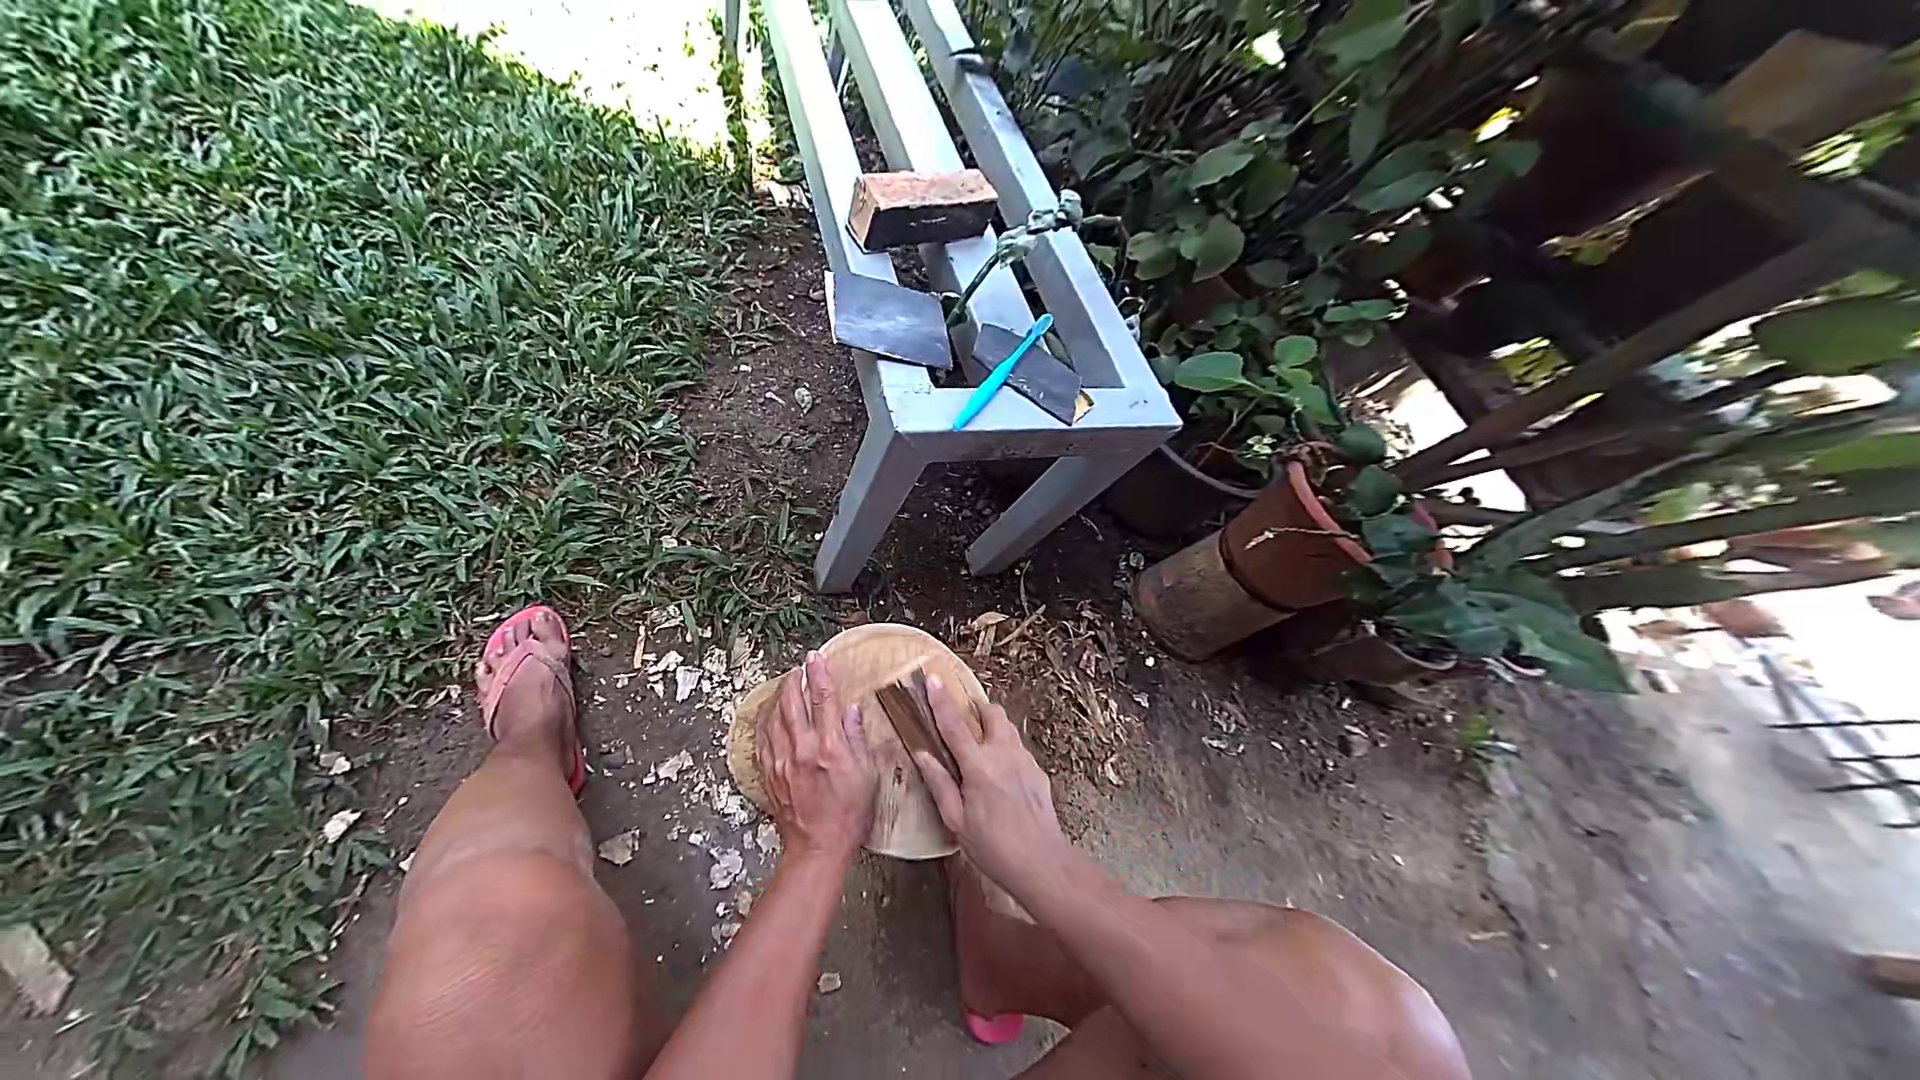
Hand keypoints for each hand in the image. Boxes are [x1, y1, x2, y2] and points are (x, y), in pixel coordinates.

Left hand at [756, 652, 875, 861]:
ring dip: (779, 697)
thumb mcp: (866, 774)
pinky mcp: (770, 774)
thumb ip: (856, 739)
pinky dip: (765, 721)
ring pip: (774, 717)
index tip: (817, 658)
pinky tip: (770, 715)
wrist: (818, 847)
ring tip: (786, 686)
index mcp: (829, 748)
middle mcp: (802, 750)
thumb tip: (851, 711)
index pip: (823, 699)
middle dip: (794, 680)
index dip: (819, 674)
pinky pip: (762, 739)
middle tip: (800, 668)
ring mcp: (782, 762)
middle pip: (792, 702)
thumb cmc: (848, 815)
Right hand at [910, 675, 1074, 898]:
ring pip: (1007, 728)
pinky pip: (1018, 749)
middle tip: (963, 717)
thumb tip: (922, 754)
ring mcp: (1024, 760)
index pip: (954, 724)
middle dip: (977, 708)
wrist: (1042, 862)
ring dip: (992, 727)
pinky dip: (1006, 749)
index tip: (933, 679)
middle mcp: (1003, 755)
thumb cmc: (994, 847)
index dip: (940, 700)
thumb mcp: (956, 820)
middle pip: (991, 713)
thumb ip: (939, 782)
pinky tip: (999, 773)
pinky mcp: (1037, 771)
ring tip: (979, 746)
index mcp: (978, 766)